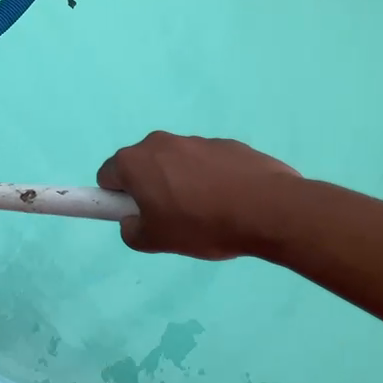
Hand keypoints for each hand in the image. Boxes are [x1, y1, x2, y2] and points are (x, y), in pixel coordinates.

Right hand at [97, 132, 302, 259]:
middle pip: (144, 166)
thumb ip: (131, 231)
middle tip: (176, 217)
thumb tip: (132, 221)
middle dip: (153, 187)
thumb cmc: (205, 224)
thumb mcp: (157, 241)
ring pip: (179, 163)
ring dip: (186, 182)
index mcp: (132, 162)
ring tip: (214, 211)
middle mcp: (158, 143)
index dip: (120, 198)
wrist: (275, 212)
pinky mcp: (230, 145)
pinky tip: (238, 202)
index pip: (107, 176)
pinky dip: (217, 179)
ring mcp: (196, 141)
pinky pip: (212, 163)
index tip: (141, 216)